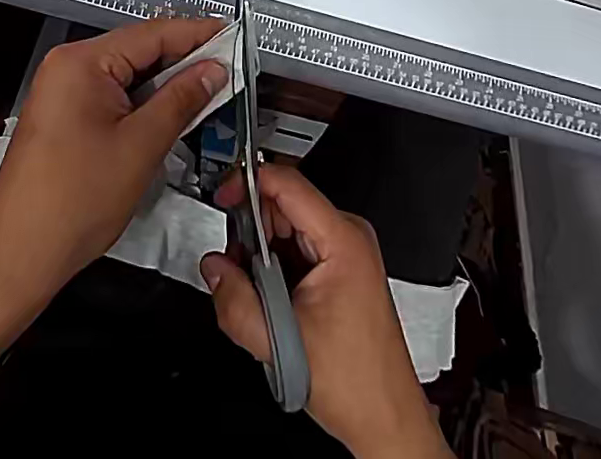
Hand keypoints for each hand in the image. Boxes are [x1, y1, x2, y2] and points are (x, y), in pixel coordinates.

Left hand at [0, 17, 228, 384]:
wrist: (19, 255)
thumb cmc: (65, 206)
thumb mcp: (141, 146)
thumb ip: (182, 100)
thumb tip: (210, 71)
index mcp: (80, 64)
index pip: (153, 33)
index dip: (198, 34)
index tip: (229, 36)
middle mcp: (67, 68)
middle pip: (141, 49)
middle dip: (186, 60)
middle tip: (226, 69)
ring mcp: (63, 90)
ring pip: (130, 74)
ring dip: (167, 83)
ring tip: (206, 93)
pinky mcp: (66, 113)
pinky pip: (115, 93)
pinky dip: (146, 101)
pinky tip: (171, 111)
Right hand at [202, 166, 451, 458]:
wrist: (385, 416)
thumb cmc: (356, 382)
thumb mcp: (281, 345)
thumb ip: (236, 303)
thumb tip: (215, 268)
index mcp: (343, 240)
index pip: (288, 183)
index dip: (249, 183)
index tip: (224, 195)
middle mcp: (348, 235)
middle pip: (283, 202)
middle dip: (250, 228)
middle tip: (235, 263)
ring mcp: (345, 248)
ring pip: (286, 224)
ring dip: (260, 250)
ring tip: (256, 290)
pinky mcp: (337, 263)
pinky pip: (295, 243)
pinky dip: (273, 262)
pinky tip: (271, 296)